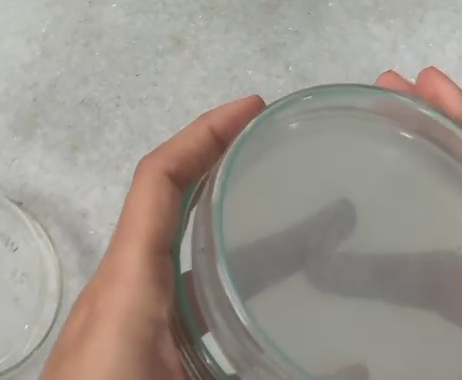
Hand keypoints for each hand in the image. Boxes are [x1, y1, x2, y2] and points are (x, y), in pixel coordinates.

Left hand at [42, 95, 265, 379]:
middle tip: (280, 157)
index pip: (160, 178)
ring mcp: (112, 313)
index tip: (251, 107)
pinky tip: (245, 306)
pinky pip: (165, 285)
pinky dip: (204, 274)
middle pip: (168, 202)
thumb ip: (259, 368)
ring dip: (219, 230)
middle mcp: (115, 284)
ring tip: (290, 234)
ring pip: (169, 250)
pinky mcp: (115, 342)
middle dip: (222, 170)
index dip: (204, 132)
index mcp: (128, 282)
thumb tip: (350, 364)